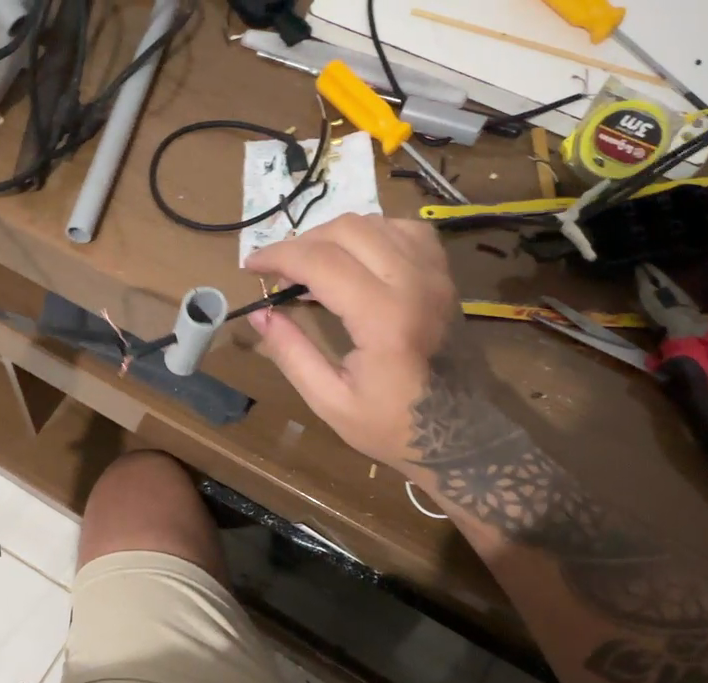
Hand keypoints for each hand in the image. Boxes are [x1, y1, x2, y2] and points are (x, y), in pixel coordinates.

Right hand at [243, 214, 457, 467]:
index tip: (250, 265)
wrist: (457, 434)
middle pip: (347, 230)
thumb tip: (258, 314)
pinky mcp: (444, 274)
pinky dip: (370, 234)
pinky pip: (404, 230)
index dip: (278, 256)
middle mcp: (412, 282)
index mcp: (382, 318)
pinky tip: (352, 258)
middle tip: (276, 268)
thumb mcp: (329, 401)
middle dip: (302, 242)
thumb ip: (292, 353)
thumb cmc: (389, 426)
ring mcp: (434, 273)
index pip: (321, 262)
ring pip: (376, 222)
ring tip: (309, 263)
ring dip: (334, 235)